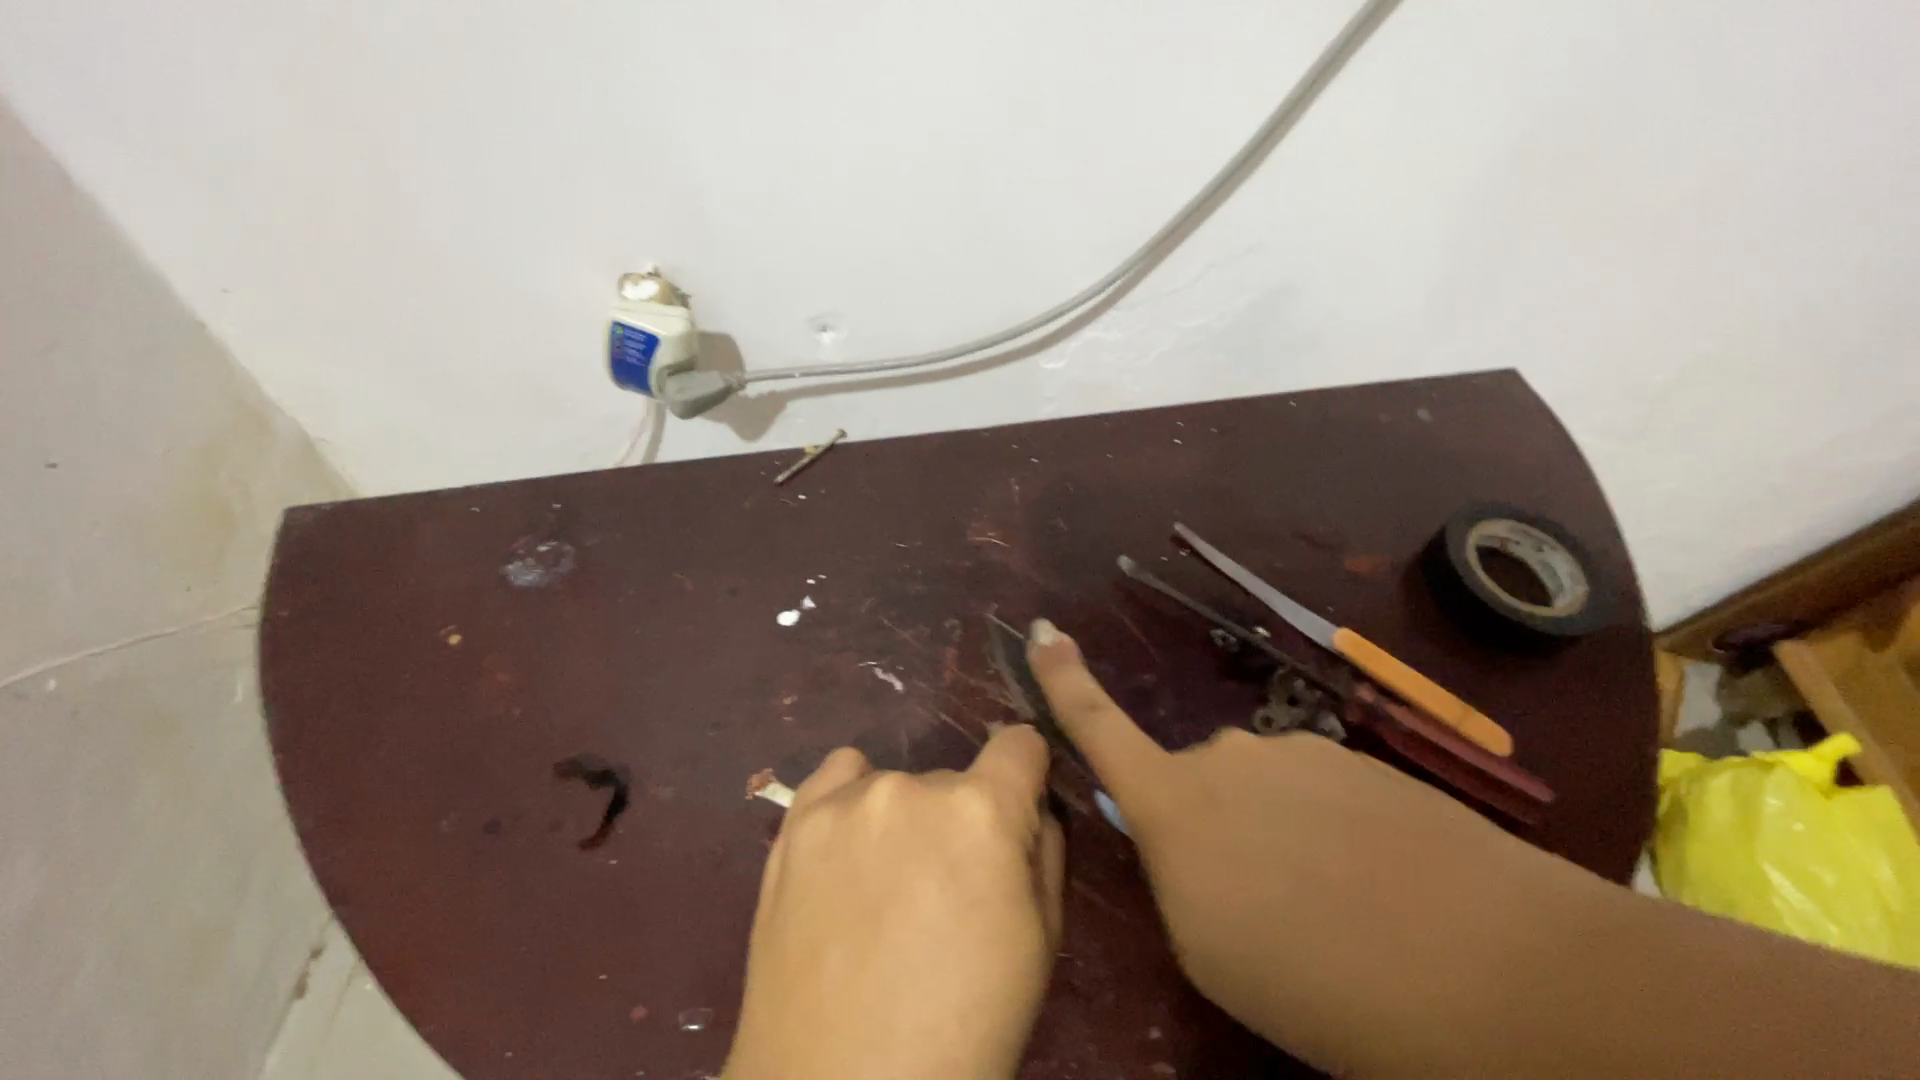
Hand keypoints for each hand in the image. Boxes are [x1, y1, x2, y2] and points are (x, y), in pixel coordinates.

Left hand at [724, 725, 1065, 1079]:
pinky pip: (838, 776)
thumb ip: (1043, 852)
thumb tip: (1030, 807)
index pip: (1020, 746)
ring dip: (906, 822)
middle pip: (956, 782)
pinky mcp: (796, 824)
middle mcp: (913, 787)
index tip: (1018, 814)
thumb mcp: (1040, 943)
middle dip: (963, 823)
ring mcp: (847, 803)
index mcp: (982, 813)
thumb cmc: (964, 1025)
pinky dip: (853, 798)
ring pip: (899, 788)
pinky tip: (850, 848)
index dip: (1027, 778)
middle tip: (945, 893)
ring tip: (885, 890)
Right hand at [1026, 618, 1600, 1077]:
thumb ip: (1177, 874)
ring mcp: (1301, 755)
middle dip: (1211, 831)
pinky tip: (1379, 892)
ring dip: (1278, 840)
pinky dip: (1331, 838)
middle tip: (1263, 911)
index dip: (1064, 680)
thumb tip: (1186, 834)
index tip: (1043, 628)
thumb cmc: (1318, 981)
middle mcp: (1230, 759)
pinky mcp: (1365, 764)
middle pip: (1197, 785)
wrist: (1492, 968)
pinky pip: (1319, 797)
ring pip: (1263, 794)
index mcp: (1175, 806)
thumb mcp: (1208, 950)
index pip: (1100, 731)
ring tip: (1335, 914)